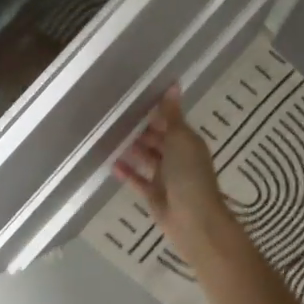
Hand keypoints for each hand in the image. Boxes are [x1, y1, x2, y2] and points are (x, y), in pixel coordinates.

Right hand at [114, 86, 237, 260]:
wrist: (193, 220)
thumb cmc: (189, 175)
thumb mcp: (180, 140)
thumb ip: (172, 115)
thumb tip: (174, 83)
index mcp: (188, 142)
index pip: (171, 122)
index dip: (156, 112)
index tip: (135, 99)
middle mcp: (178, 158)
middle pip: (158, 140)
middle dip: (142, 130)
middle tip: (116, 117)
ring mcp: (166, 178)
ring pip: (147, 159)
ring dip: (133, 149)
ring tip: (110, 137)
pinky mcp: (154, 196)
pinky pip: (138, 180)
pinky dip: (127, 172)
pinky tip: (112, 163)